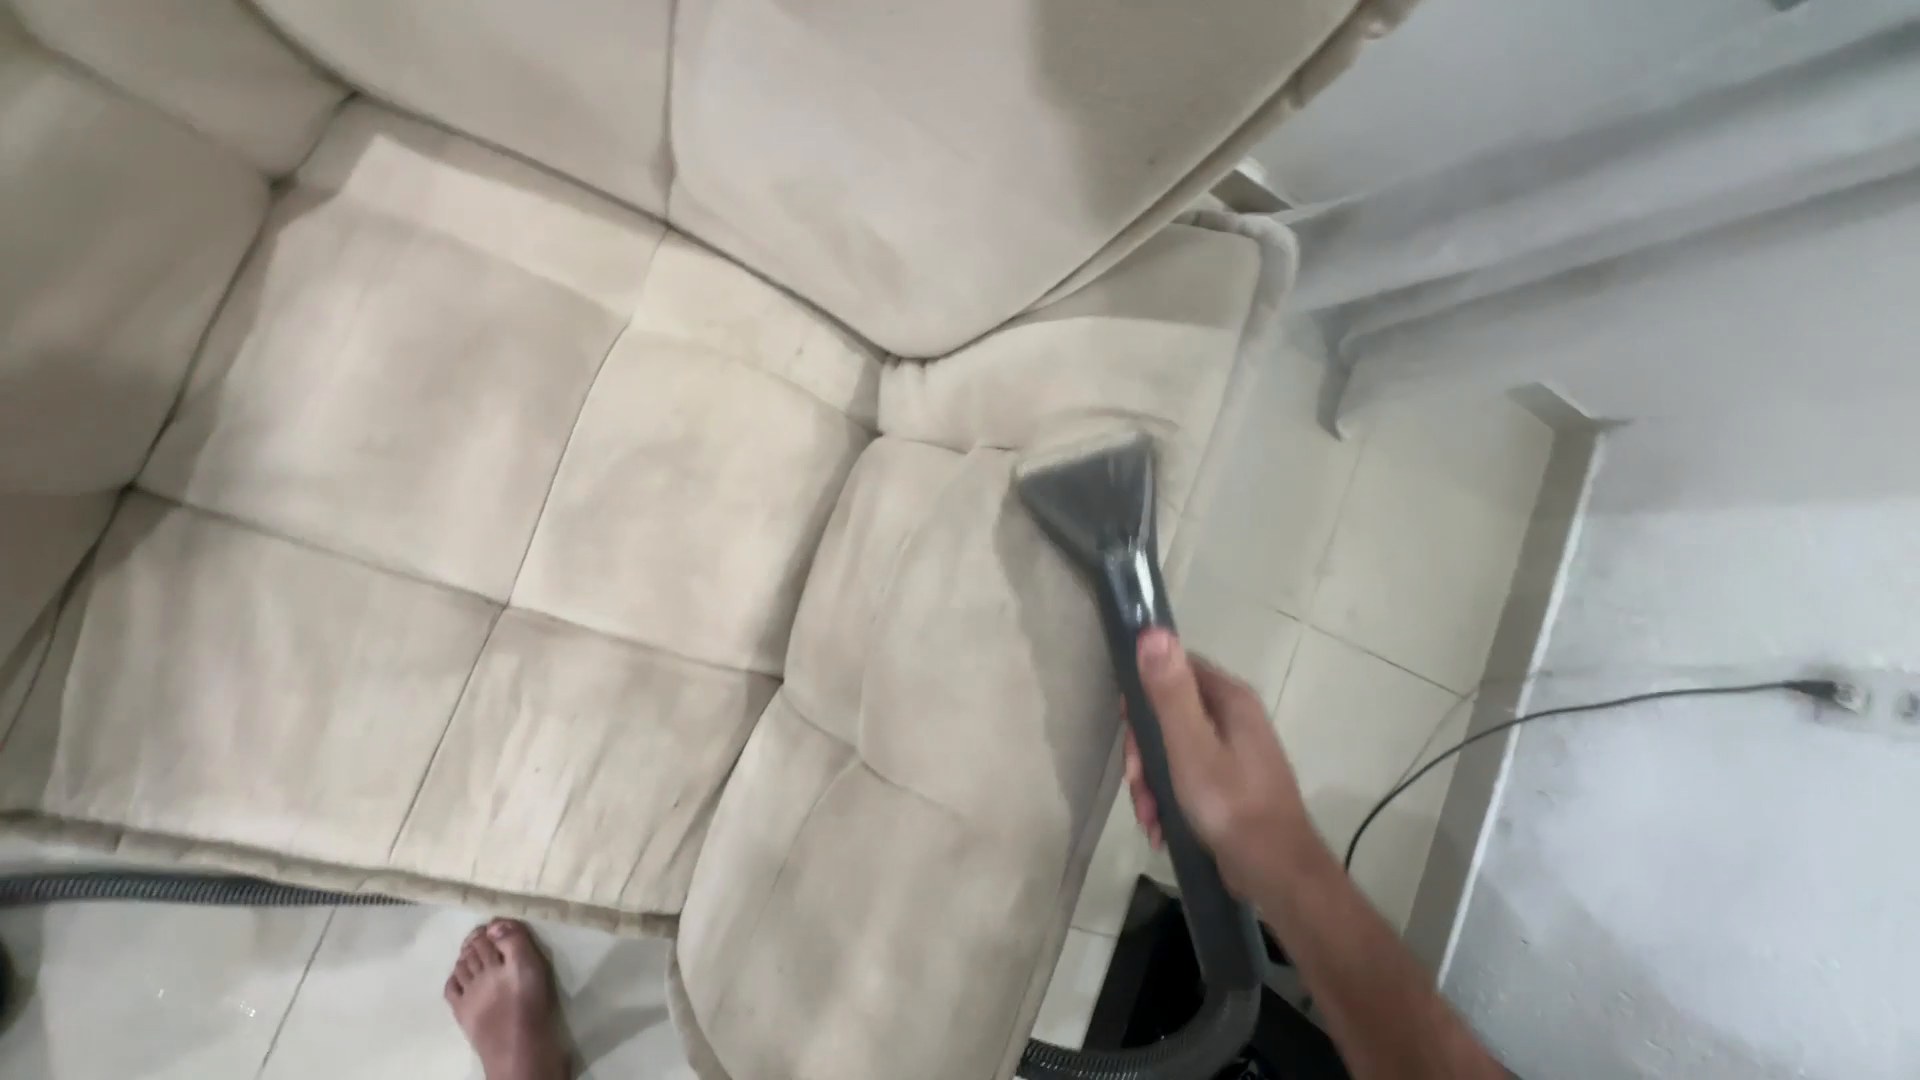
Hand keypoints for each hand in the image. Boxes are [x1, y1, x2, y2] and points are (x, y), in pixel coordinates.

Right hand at [1124, 627, 1319, 897]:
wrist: (1277, 877)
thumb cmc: (1231, 806)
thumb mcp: (1189, 747)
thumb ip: (1169, 692)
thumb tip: (1152, 631)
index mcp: (1230, 700)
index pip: (1174, 668)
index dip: (1143, 694)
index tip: (1126, 728)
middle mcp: (1234, 718)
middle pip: (1169, 714)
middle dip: (1144, 753)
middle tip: (1136, 786)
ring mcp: (1234, 753)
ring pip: (1173, 750)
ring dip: (1151, 783)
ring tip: (1148, 818)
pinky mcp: (1230, 784)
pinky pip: (1186, 776)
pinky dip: (1168, 799)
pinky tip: (1160, 829)